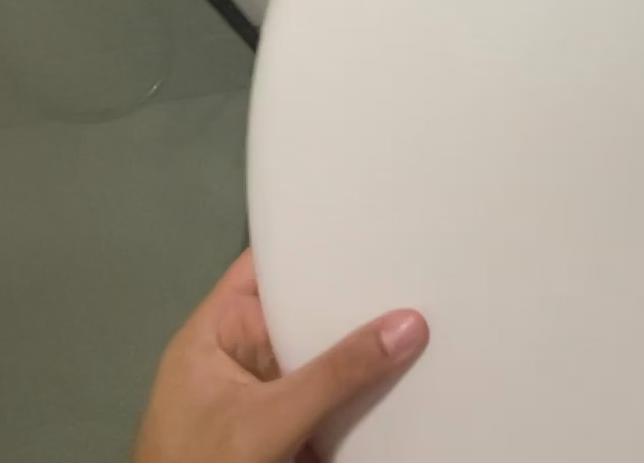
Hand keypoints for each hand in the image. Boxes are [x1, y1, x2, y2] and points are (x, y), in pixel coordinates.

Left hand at [134, 250, 428, 462]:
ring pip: (332, 343)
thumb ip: (334, 376)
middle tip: (416, 260)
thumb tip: (409, 326)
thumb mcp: (262, 425)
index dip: (318, 235)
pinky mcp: (298, 419)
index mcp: (217, 332)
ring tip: (426, 299)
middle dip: (359, 287)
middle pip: (312, 301)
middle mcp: (248, 350)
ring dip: (369, 334)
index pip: (272, 262)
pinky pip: (343, 381)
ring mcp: (274, 386)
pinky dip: (372, 374)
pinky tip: (410, 354)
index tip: (375, 217)